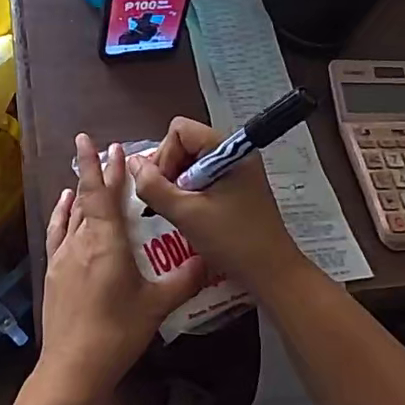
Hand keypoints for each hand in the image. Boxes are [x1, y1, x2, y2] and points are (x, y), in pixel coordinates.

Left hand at [38, 134, 206, 404]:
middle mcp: (81, 240)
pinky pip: (57, 231)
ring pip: (72, 212)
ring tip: (86, 173)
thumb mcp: (156, 306)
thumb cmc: (117, 332)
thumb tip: (209, 260)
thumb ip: (184, 280)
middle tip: (105, 150)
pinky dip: (62, 213)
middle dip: (97, 172)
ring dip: (80, 189)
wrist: (73, 365)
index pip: (105, 195)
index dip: (106, 168)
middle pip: (88, 198)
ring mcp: (63, 255)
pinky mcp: (53, 270)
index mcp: (106, 242)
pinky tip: (64, 205)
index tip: (108, 145)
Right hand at [129, 117, 304, 284]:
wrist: (272, 273)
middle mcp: (232, 152)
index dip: (164, 155)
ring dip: (174, 184)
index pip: (180, 130)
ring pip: (187, 162)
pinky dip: (185, 192)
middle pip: (182, 143)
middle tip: (167, 201)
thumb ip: (153, 186)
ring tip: (176, 210)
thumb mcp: (185, 213)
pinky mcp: (233, 186)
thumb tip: (132, 163)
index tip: (165, 187)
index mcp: (228, 150)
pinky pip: (198, 176)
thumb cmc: (233, 240)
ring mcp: (233, 169)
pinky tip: (186, 213)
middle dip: (167, 170)